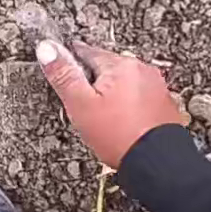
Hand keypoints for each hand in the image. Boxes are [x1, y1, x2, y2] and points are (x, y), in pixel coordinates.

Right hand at [36, 40, 185, 168]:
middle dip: (94, 81)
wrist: (156, 162)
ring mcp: (156, 88)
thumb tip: (47, 49)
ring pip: (125, 84)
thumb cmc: (120, 136)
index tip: (64, 62)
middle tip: (81, 99)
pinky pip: (139, 99)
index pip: (87, 52)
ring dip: (113, 94)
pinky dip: (128, 106)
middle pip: (108, 68)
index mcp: (121, 65)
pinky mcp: (163, 105)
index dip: (71, 61)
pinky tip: (121, 123)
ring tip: (102, 116)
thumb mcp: (81, 105)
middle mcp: (142, 71)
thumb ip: (63, 75)